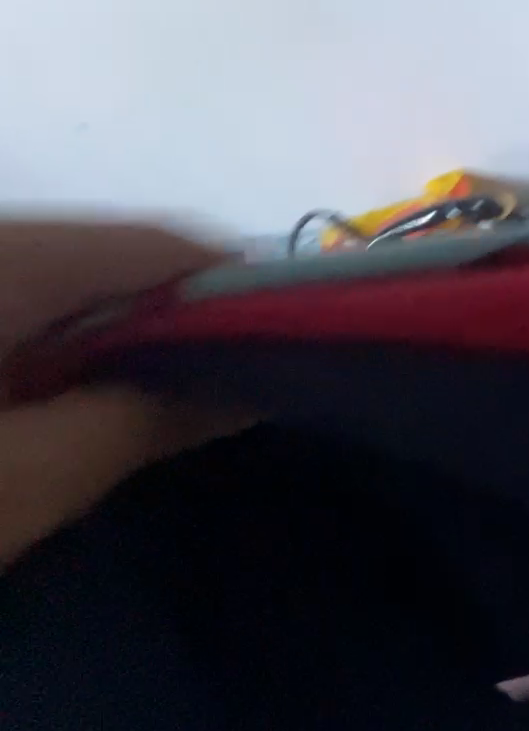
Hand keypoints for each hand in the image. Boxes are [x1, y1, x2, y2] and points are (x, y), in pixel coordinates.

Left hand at [0, 221, 241, 567]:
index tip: (297, 353)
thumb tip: (267, 386)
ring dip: (113, 349)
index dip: (250, 292)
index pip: (171, 248)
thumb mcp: (17, 482)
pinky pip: (5, 314)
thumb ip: (156, 417)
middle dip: (183, 329)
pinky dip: (45, 356)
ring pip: (57, 293)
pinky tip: (43, 412)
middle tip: (218, 398)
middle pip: (117, 267)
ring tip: (132, 414)